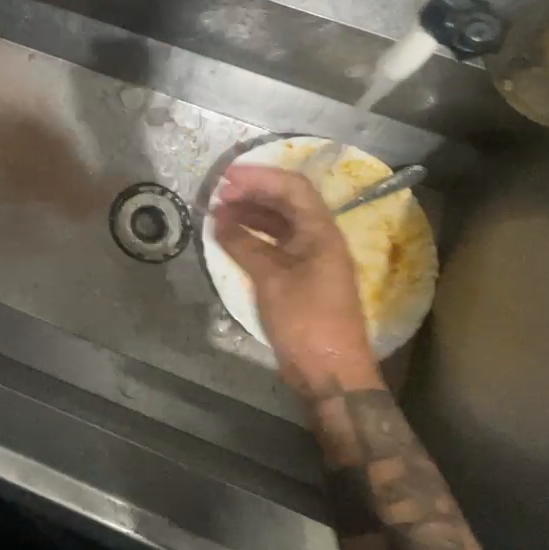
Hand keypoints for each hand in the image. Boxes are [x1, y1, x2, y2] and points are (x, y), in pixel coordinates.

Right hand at [212, 165, 381, 395]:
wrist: (331, 373)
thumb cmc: (306, 321)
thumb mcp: (270, 278)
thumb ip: (243, 244)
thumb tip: (218, 220)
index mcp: (322, 233)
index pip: (293, 188)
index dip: (260, 176)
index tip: (226, 176)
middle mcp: (320, 239)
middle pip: (286, 202)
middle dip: (252, 192)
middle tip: (217, 194)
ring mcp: (312, 259)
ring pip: (280, 222)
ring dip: (250, 213)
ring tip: (217, 213)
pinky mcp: (302, 277)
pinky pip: (276, 243)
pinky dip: (253, 235)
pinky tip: (230, 236)